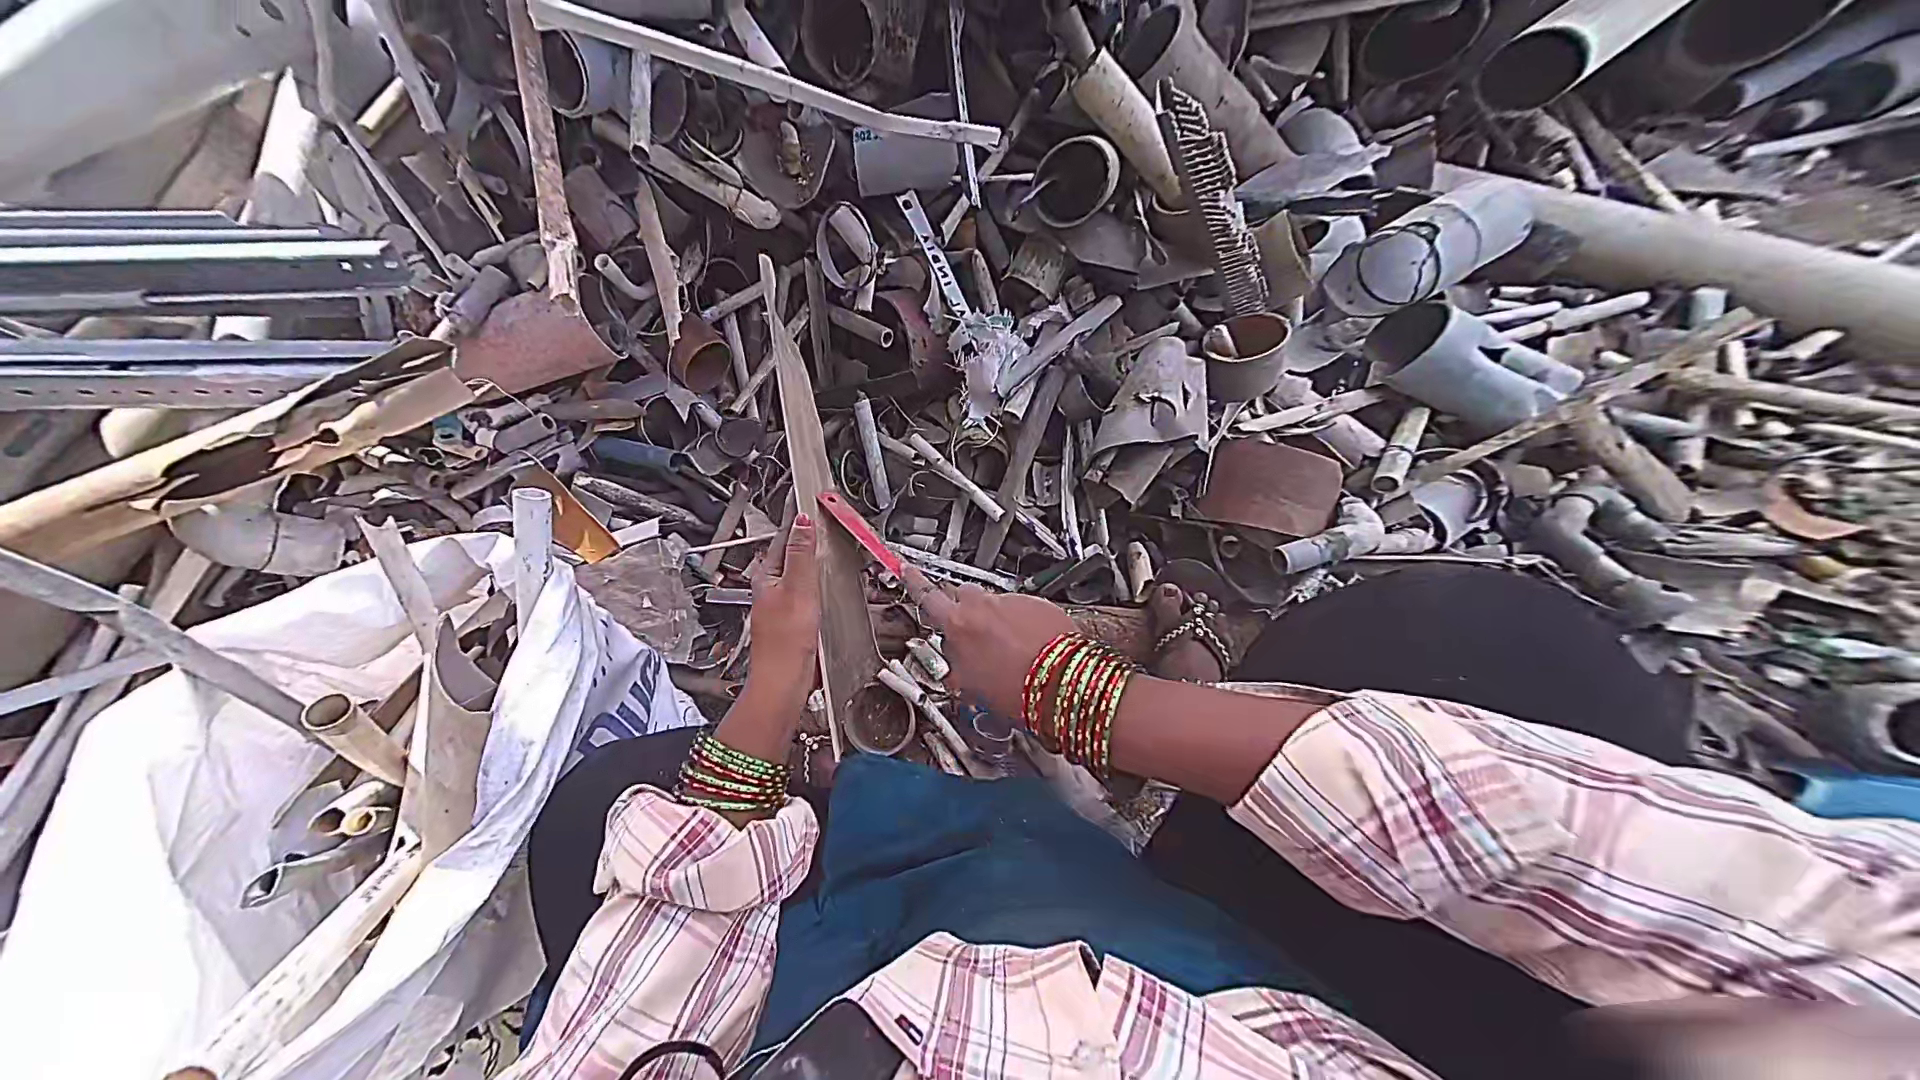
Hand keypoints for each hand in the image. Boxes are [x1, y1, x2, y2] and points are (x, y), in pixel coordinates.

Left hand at [745, 511, 819, 692]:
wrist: (784, 681)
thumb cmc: (785, 641)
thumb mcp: (798, 589)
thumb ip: (802, 555)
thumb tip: (803, 523)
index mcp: (766, 577)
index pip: (783, 538)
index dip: (796, 520)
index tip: (805, 502)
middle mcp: (770, 589)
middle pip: (789, 555)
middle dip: (803, 537)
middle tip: (816, 517)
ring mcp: (781, 606)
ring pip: (797, 574)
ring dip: (810, 560)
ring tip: (821, 544)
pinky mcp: (793, 621)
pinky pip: (806, 592)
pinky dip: (815, 582)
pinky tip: (824, 585)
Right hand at [904, 565, 1074, 722]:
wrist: (1062, 682)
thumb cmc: (1019, 690)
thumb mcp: (970, 686)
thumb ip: (956, 664)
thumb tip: (956, 664)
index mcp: (958, 624)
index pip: (926, 595)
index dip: (914, 581)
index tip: (907, 569)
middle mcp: (983, 606)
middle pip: (963, 596)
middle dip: (965, 611)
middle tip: (972, 635)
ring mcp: (1011, 602)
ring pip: (994, 605)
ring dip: (996, 620)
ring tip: (1007, 650)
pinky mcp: (1037, 604)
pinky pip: (1021, 609)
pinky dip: (1021, 624)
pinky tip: (1028, 647)